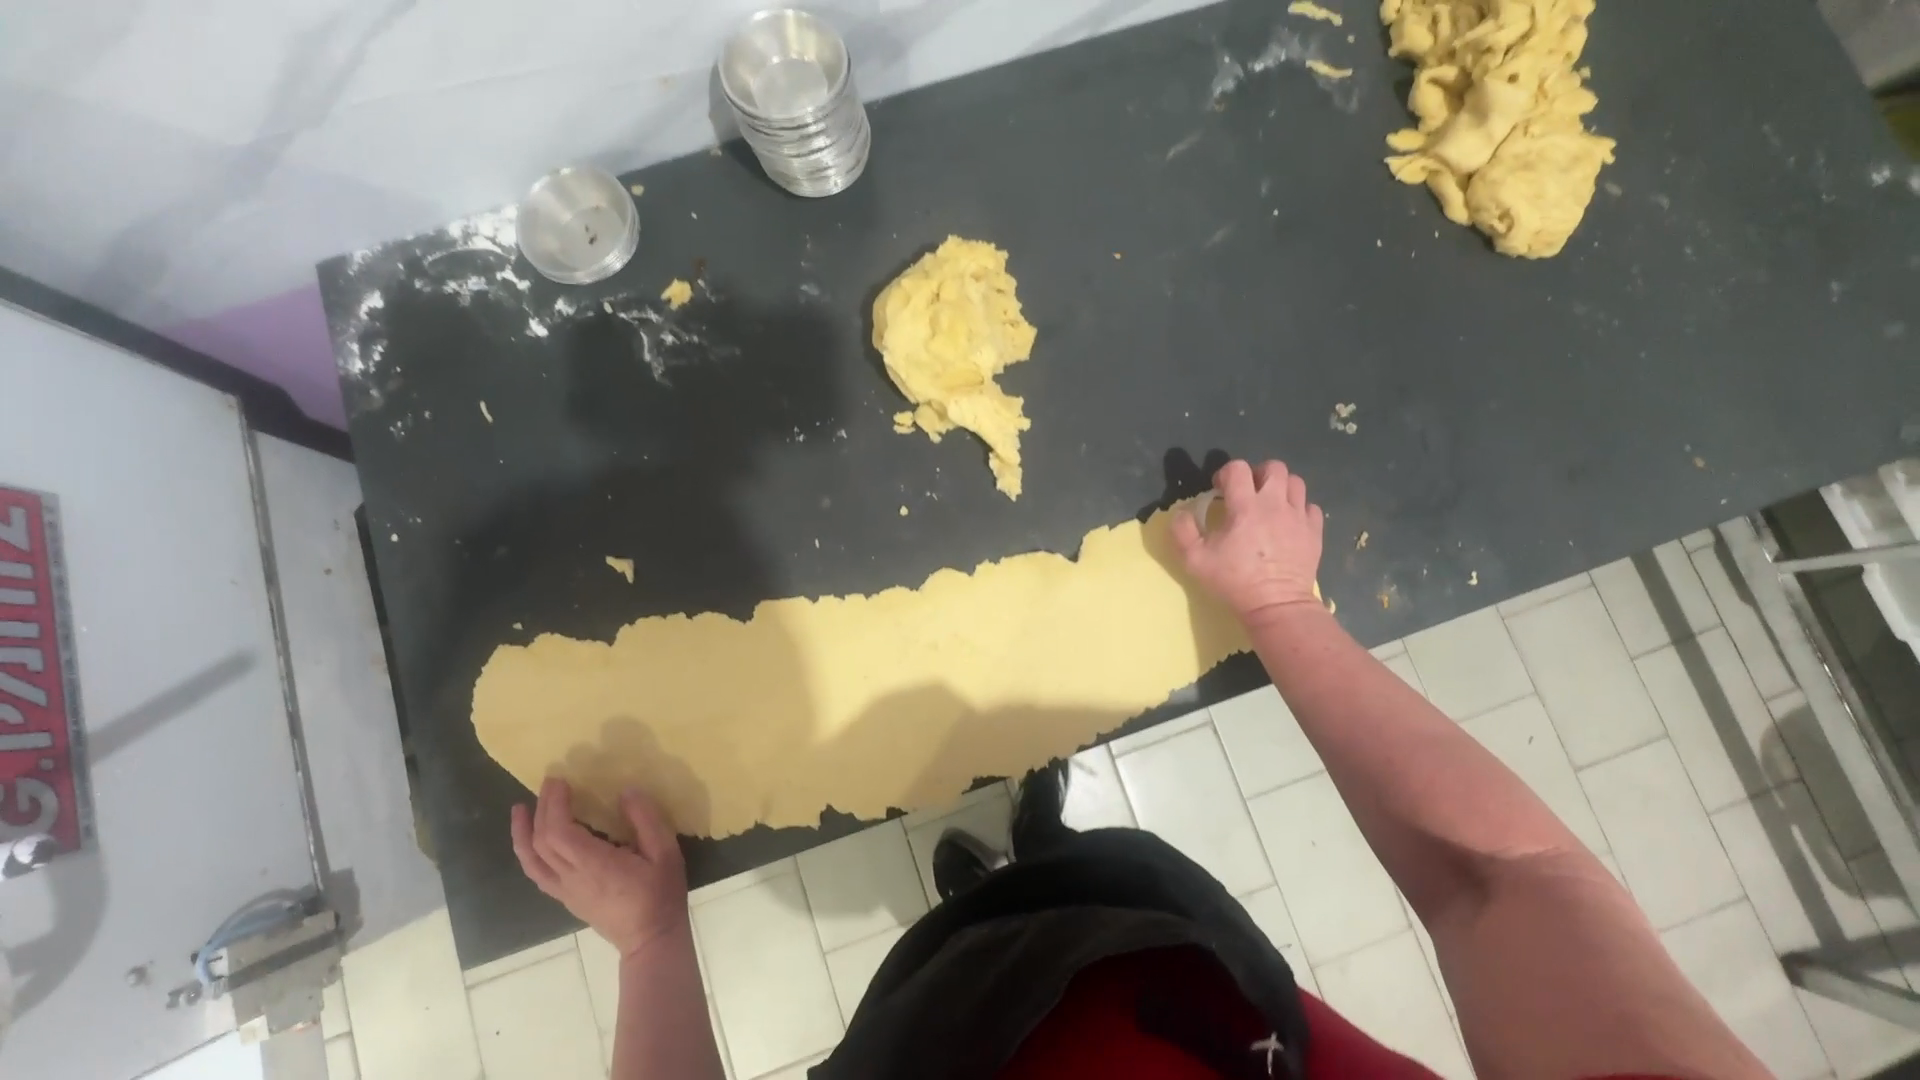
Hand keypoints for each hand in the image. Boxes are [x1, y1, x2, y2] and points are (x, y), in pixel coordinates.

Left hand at [511, 777, 688, 959]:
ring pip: (531, 860)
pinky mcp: (566, 898)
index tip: (560, 780)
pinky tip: (534, 841)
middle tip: (550, 783)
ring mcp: (565, 891)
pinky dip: (529, 854)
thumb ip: (646, 819)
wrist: (650, 939)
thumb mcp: (665, 852)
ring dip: (522, 833)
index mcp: (593, 864)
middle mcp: (571, 877)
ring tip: (520, 810)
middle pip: (541, 842)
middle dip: (542, 809)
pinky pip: (538, 873)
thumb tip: (626, 791)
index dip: (554, 805)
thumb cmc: (660, 894)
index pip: (559, 832)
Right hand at [1172, 459, 1324, 620]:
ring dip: (1280, 488)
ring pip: (1295, 483)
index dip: (1225, 474)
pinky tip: (1288, 523)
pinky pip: (1310, 507)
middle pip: (1273, 467)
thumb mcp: (1194, 560)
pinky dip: (1299, 509)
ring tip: (1270, 504)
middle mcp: (1275, 504)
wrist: (1276, 605)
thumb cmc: (1234, 581)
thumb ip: (1182, 531)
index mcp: (1245, 506)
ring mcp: (1298, 516)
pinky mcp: (1314, 531)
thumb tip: (1183, 512)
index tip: (1220, 491)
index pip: (1237, 468)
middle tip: (1248, 492)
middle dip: (1258, 474)